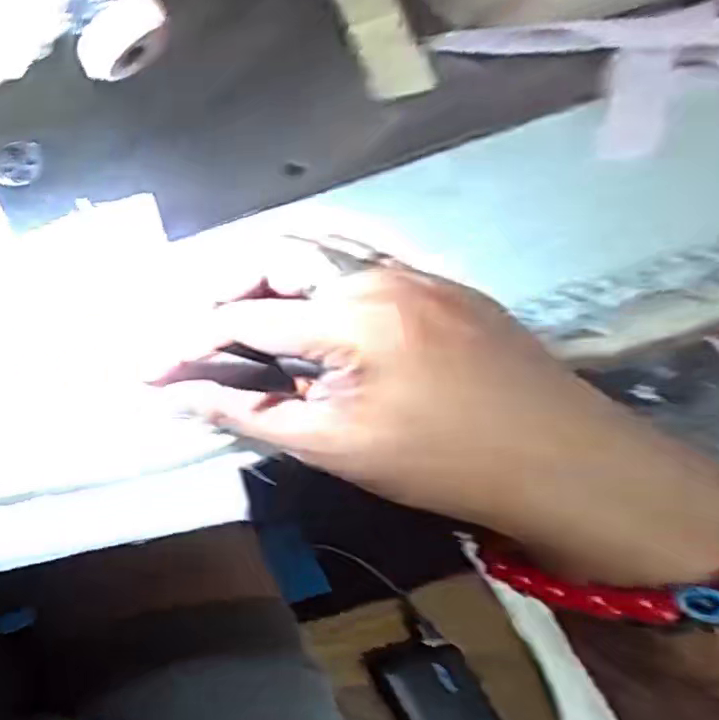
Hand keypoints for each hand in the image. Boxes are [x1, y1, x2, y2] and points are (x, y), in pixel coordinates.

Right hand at [157, 239, 718, 587]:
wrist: (569, 464)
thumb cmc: (439, 462)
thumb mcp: (332, 447)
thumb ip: (251, 413)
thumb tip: (189, 397)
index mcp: (351, 319)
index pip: (242, 318)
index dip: (186, 344)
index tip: (150, 369)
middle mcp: (380, 277)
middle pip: (277, 256)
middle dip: (223, 289)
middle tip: (196, 334)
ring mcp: (417, 275)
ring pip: (319, 255)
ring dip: (267, 284)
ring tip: (242, 327)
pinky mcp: (441, 287)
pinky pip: (356, 269)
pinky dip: (311, 289)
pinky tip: (308, 326)